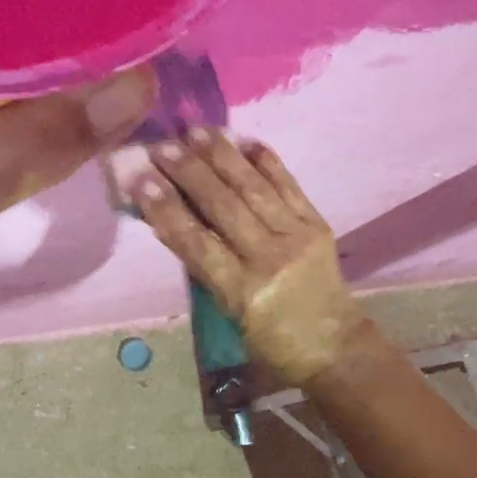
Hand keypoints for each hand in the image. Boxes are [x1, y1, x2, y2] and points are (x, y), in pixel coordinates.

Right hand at [134, 130, 366, 385]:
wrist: (334, 346)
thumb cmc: (272, 342)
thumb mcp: (229, 314)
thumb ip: (202, 268)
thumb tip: (169, 220)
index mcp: (242, 292)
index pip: (197, 243)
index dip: (167, 211)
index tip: (142, 181)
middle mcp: (270, 258)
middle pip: (224, 206)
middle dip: (190, 173)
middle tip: (161, 146)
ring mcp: (297, 237)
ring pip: (254, 188)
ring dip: (223, 156)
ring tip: (196, 131)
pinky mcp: (318, 225)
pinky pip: (289, 186)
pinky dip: (267, 162)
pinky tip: (246, 140)